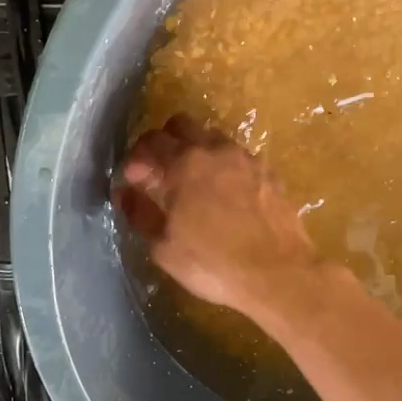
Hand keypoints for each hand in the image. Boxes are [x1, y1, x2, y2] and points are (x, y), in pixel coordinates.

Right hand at [115, 115, 321, 317]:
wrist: (277, 273)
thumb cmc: (212, 263)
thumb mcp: (164, 247)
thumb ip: (140, 214)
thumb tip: (125, 193)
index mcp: (183, 164)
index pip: (151, 141)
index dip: (136, 158)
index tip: (132, 180)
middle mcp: (215, 150)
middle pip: (183, 126)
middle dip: (165, 144)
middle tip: (159, 174)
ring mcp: (246, 159)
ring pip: (214, 139)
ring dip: (197, 153)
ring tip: (193, 185)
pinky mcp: (270, 174)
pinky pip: (239, 159)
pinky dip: (224, 169)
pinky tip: (225, 196)